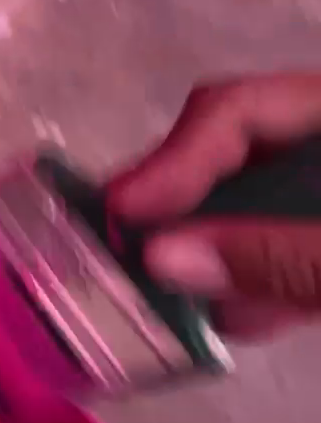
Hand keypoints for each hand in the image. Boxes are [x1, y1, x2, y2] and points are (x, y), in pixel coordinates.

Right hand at [110, 74, 320, 337]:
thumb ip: (287, 257)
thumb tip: (156, 259)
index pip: (238, 109)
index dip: (176, 156)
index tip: (127, 210)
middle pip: (241, 154)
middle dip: (186, 206)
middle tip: (129, 246)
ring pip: (264, 203)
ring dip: (217, 250)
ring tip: (170, 293)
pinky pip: (296, 242)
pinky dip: (264, 276)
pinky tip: (235, 314)